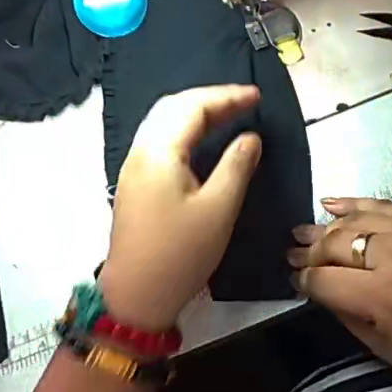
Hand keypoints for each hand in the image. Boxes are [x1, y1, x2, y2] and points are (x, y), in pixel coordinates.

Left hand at [101, 85, 262, 330]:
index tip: (257, 96)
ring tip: (228, 115)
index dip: (227, 97)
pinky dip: (184, 129)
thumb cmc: (181, 252)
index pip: (193, 107)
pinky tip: (202, 141)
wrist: (136, 296)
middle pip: (172, 108)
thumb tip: (250, 137)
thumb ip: (237, 165)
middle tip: (244, 102)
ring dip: (195, 112)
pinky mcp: (135, 185)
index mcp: (159, 152)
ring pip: (163, 123)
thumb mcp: (219, 208)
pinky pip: (160, 140)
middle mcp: (141, 152)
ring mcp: (134, 168)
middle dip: (209, 99)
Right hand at [290, 198, 391, 391]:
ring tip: (302, 232)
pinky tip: (332, 204)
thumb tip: (315, 286)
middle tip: (291, 255)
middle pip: (336, 243)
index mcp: (384, 295)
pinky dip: (356, 203)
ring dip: (327, 227)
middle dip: (310, 252)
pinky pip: (384, 205)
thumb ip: (343, 311)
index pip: (324, 279)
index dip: (304, 281)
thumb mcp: (383, 347)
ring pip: (356, 220)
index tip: (294, 282)